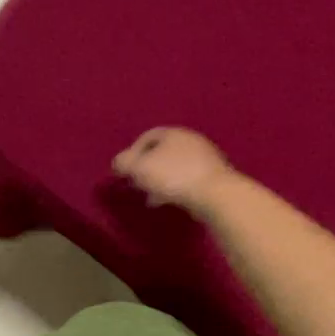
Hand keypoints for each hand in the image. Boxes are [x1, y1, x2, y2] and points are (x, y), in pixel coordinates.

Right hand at [113, 128, 236, 210]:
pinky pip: (188, 180)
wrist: (216, 194)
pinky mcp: (214, 177)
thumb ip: (125, 163)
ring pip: (175, 167)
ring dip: (161, 181)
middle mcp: (191, 141)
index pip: (148, 136)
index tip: (126, 170)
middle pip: (162, 152)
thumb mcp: (140, 168)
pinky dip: (176, 189)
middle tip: (138, 184)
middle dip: (147, 169)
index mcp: (173, 133)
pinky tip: (171, 202)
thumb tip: (119, 163)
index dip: (133, 152)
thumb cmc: (173, 176)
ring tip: (152, 198)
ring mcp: (206, 159)